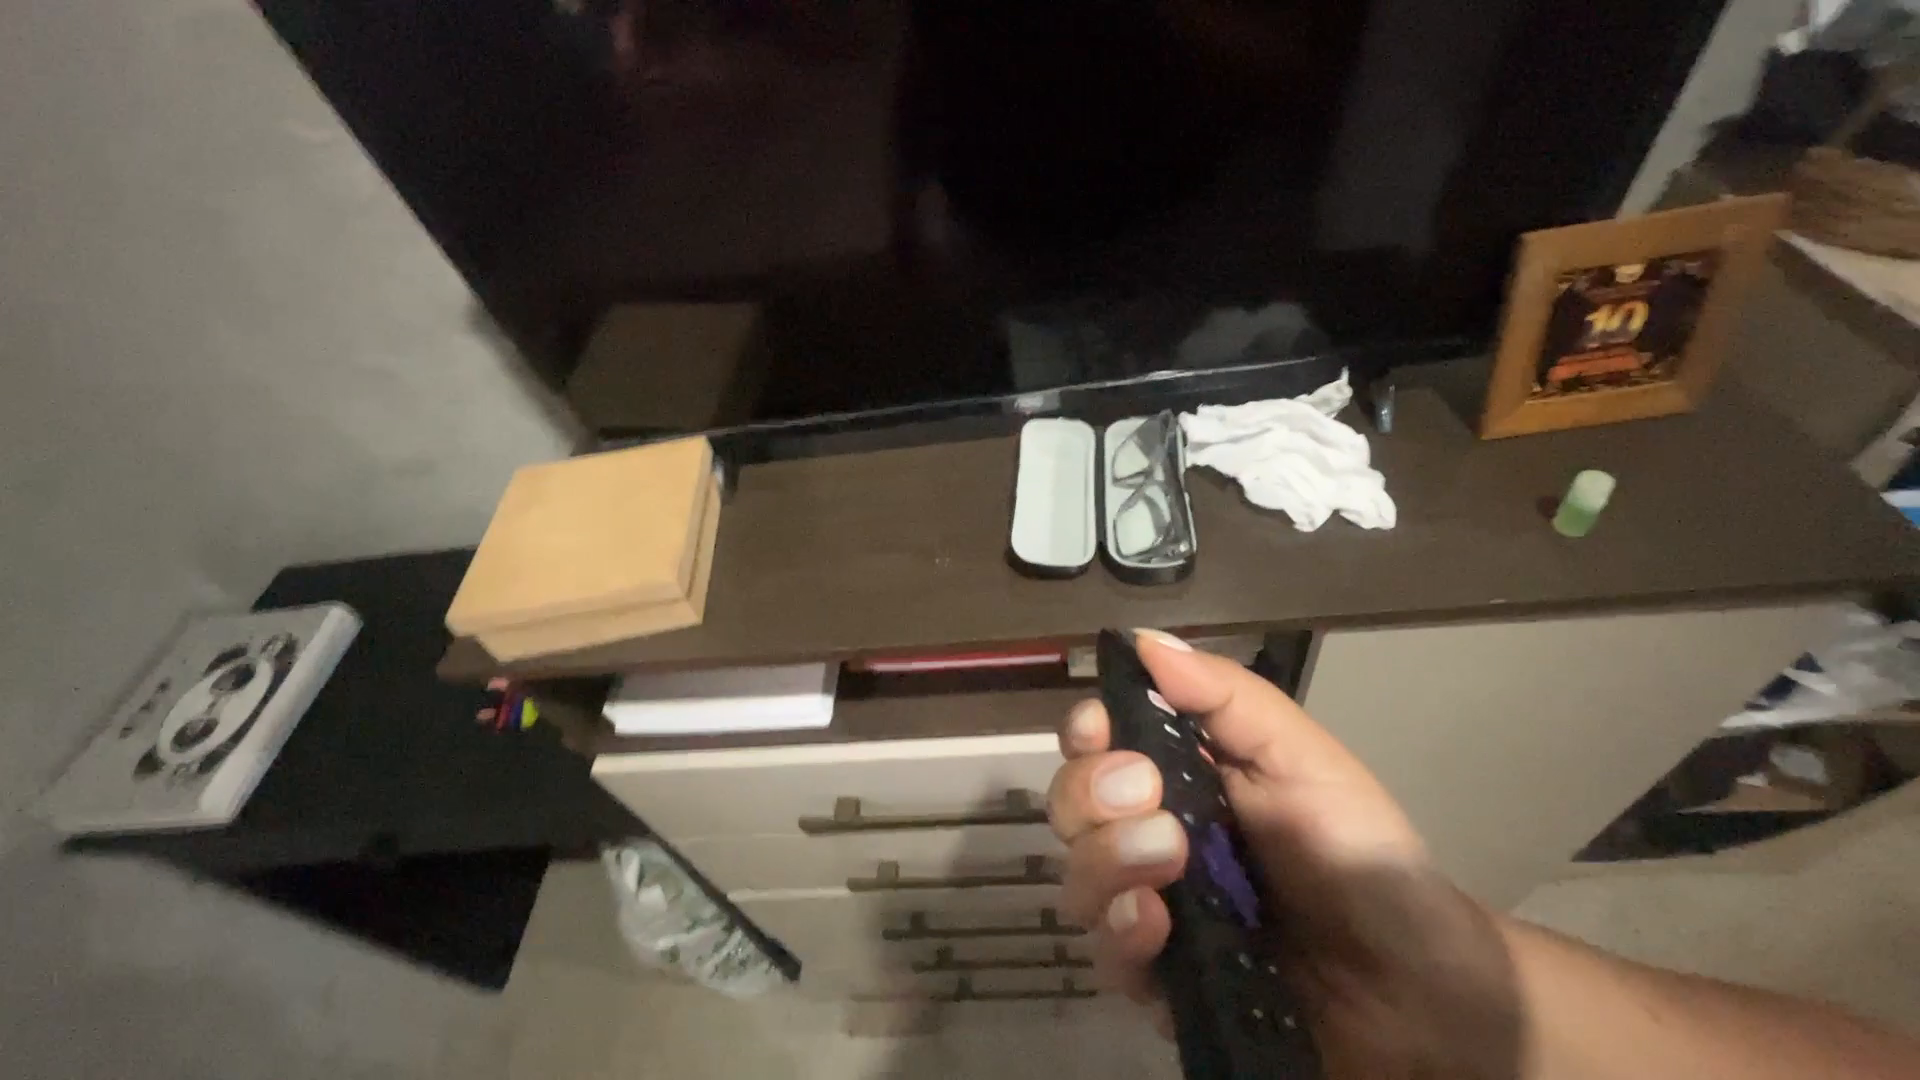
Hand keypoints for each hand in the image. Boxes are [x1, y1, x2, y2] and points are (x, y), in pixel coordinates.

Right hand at [1048, 630, 1526, 1077]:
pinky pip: (1108, 958)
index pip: (1098, 744)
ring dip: (1107, 861)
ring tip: (1170, 860)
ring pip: (1076, 879)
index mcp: (1178, 777)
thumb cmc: (1361, 852)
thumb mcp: (1302, 758)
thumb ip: (1226, 697)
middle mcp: (1147, 835)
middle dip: (1092, 795)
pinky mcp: (1159, 980)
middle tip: (1150, 799)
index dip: (1085, 733)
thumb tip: (1143, 640)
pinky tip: (1156, 925)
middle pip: (1071, 807)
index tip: (1099, 731)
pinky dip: (1121, 935)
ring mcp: (1148, 908)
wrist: (1416, 984)